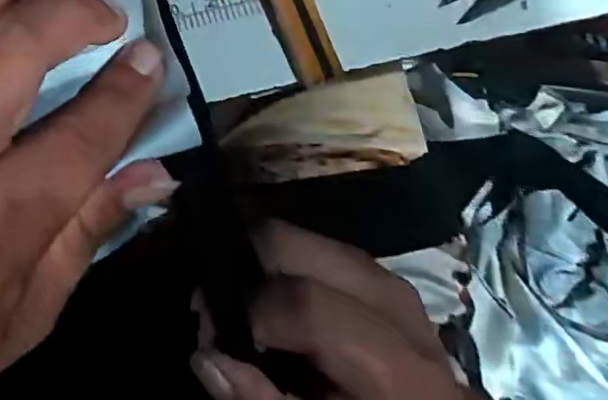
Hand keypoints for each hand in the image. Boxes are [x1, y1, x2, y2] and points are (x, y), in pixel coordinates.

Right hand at [192, 221, 470, 399]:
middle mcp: (402, 311)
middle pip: (308, 250)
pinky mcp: (390, 282)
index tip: (212, 333)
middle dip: (249, 260)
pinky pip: (328, 252)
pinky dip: (292, 263)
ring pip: (315, 240)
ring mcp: (399, 289)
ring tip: (239, 294)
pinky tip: (273, 293)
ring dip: (268, 258)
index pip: (309, 306)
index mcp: (397, 368)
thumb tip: (206, 356)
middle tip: (214, 298)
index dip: (250, 312)